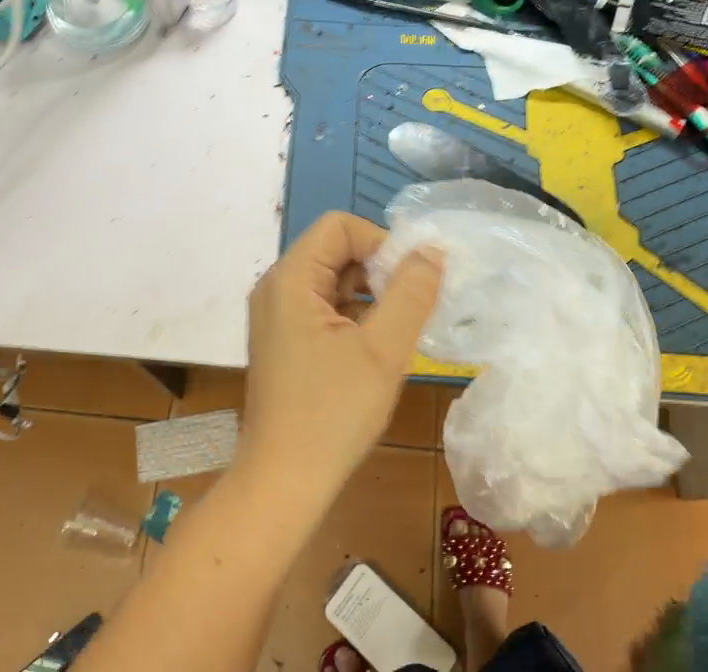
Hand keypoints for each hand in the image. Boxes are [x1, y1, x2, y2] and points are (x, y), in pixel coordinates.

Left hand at [239, 212, 443, 488]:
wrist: (284, 480)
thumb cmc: (333, 413)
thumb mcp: (383, 350)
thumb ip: (411, 292)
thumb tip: (432, 250)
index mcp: (290, 279)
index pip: (340, 226)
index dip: (381, 243)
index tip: (410, 283)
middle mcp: (275, 287)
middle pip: (335, 249)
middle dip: (378, 269)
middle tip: (410, 308)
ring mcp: (276, 314)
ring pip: (332, 279)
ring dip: (370, 294)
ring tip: (398, 330)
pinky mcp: (283, 339)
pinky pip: (323, 306)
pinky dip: (354, 315)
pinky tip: (376, 348)